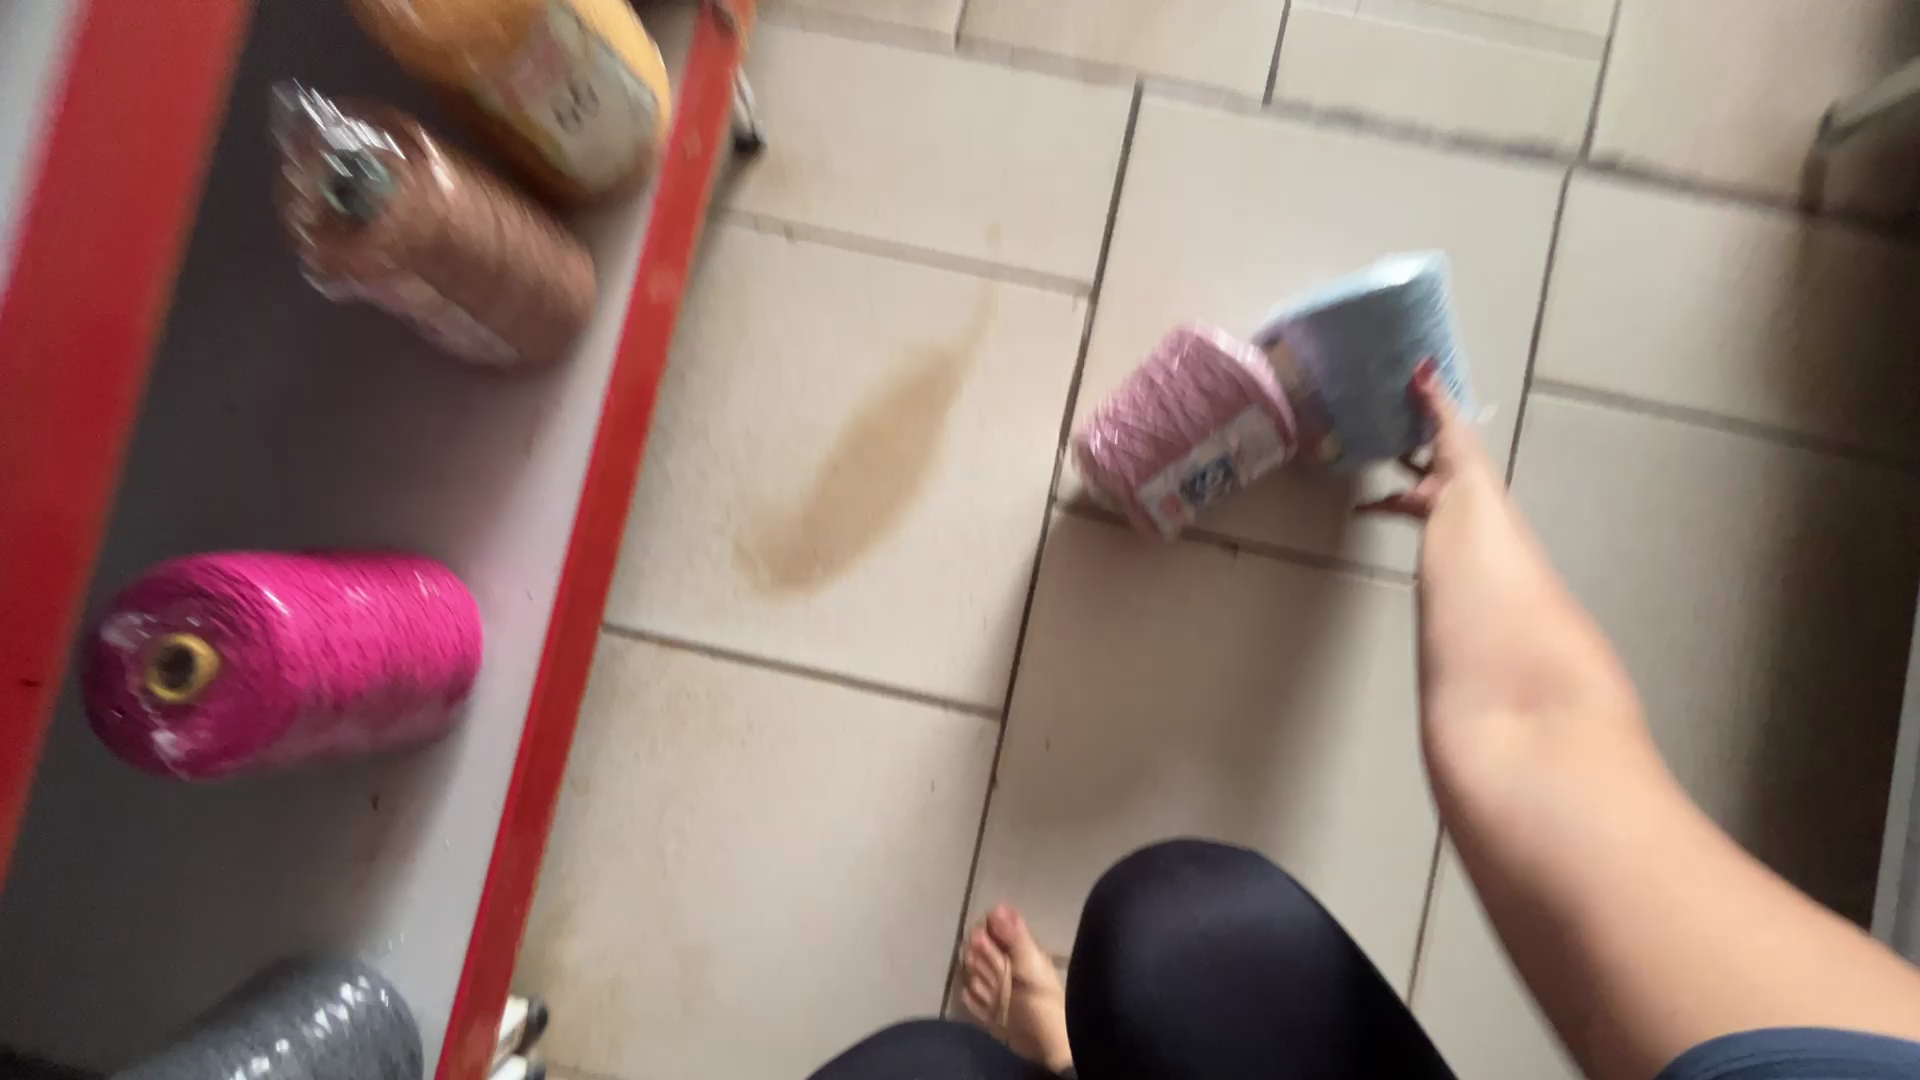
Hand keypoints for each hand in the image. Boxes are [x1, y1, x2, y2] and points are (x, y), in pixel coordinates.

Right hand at [1357, 359, 1498, 519]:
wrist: (1462, 504)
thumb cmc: (1461, 461)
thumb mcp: (1448, 424)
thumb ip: (1434, 398)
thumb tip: (1423, 361)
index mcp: (1461, 443)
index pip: (1446, 423)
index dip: (1432, 411)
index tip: (1410, 397)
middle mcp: (1449, 464)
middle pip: (1428, 450)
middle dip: (1411, 442)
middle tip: (1385, 425)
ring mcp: (1432, 487)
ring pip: (1410, 476)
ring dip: (1393, 469)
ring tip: (1368, 456)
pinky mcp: (1415, 507)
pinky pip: (1390, 504)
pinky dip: (1371, 505)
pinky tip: (1355, 504)